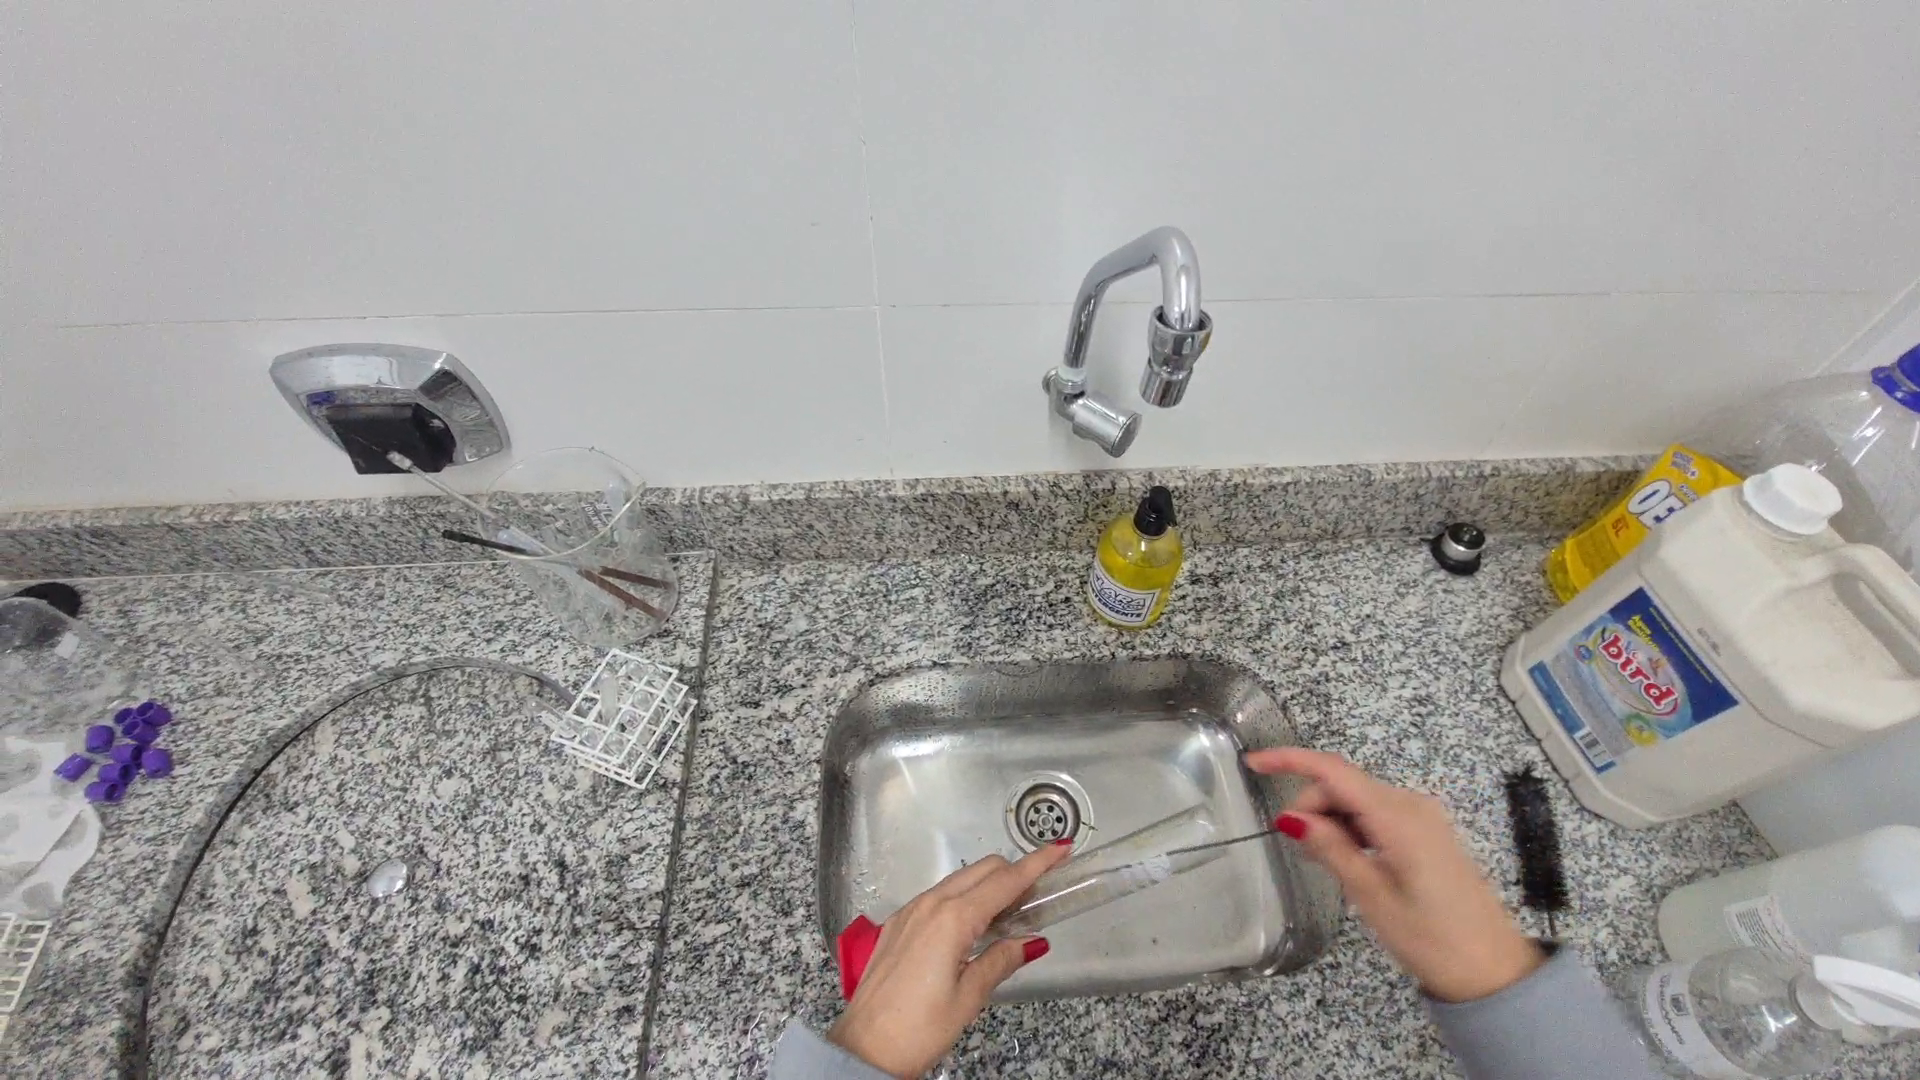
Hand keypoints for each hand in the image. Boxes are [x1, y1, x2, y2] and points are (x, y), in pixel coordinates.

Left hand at [829, 843, 1071, 1077]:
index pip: (1005, 881)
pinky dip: (965, 896)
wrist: (864, 1047)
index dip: (1036, 863)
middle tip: (1038, 896)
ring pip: (961, 878)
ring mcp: (913, 908)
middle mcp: (932, 902)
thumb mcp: (969, 998)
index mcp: (954, 918)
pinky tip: (973, 924)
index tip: (1060, 847)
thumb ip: (1001, 960)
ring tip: (1010, 912)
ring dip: (989, 884)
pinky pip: (940, 893)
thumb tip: (1033, 941)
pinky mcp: (900, 920)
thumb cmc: (920, 1028)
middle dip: (1014, 872)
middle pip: (983, 869)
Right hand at [1246, 748, 1542, 1002]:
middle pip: (1342, 785)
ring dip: (1331, 819)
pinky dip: (1352, 826)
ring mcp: (1422, 815)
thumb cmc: (1432, 939)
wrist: (1497, 973)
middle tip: (1299, 849)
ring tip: (1324, 861)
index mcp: (1398, 817)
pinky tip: (1348, 858)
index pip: (1333, 771)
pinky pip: (1375, 812)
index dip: (1289, 759)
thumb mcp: (1371, 896)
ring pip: (1356, 798)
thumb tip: (1291, 817)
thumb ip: (1330, 848)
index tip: (1252, 763)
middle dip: (1311, 806)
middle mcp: (1411, 804)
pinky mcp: (1426, 830)